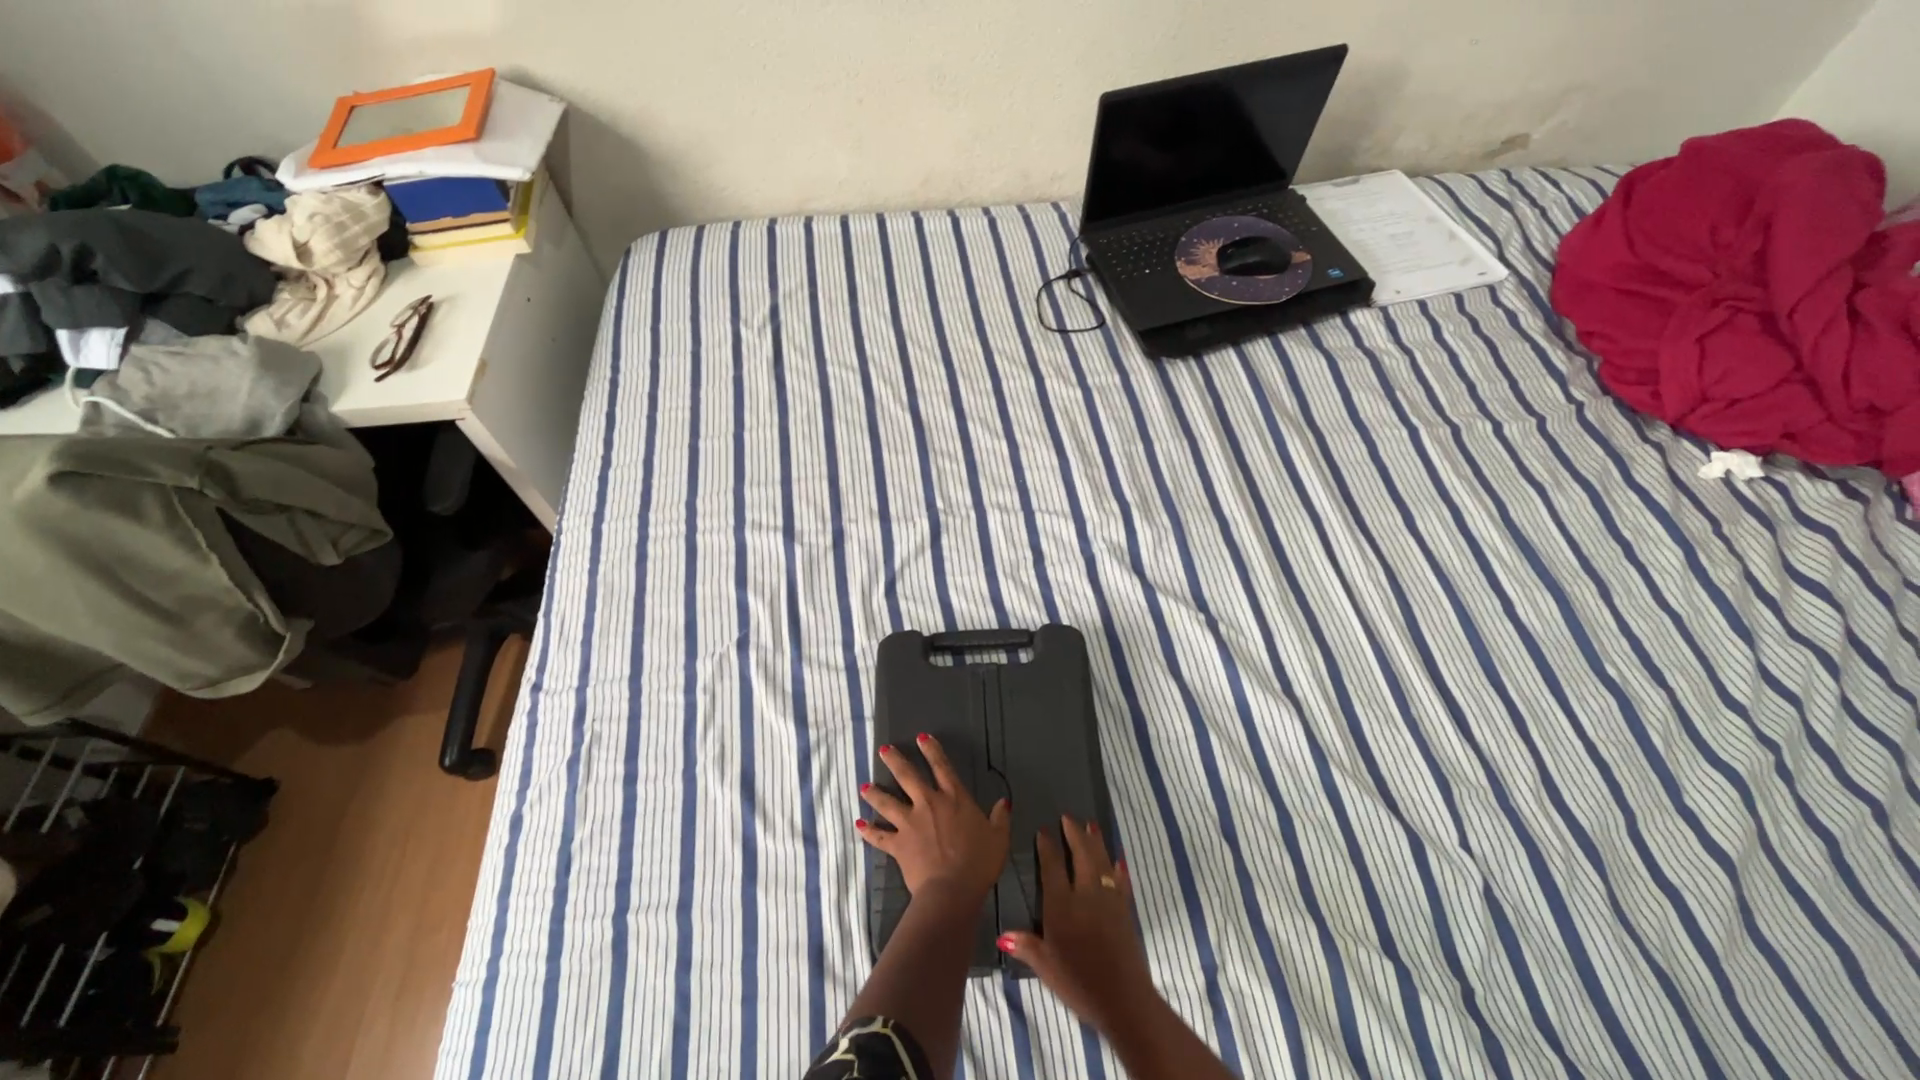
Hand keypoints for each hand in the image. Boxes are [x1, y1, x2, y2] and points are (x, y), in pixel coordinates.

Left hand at [857, 734, 1010, 900]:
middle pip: (907, 777)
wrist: (952, 889)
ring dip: (875, 793)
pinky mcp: (898, 844)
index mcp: (954, 799)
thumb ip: (1000, 818)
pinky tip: (858, 825)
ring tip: (864, 786)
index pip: (942, 767)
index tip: (921, 737)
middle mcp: (928, 804)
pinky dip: (868, 831)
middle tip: (884, 750)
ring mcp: (910, 823)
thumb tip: (1003, 802)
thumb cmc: (979, 862)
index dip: (932, 750)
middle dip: (895, 761)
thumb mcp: (999, 838)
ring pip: (887, 802)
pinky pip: (879, 836)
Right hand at [997, 816, 1154, 1033]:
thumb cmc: (1078, 982)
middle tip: (1069, 817)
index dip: (1047, 847)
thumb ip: (1026, 945)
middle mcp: (1086, 896)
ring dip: (1096, 842)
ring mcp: (1109, 901)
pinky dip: (1119, 868)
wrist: (1123, 999)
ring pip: (1103, 862)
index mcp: (1061, 906)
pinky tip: (1118, 859)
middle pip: (1082, 856)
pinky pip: (1121, 881)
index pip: (1053, 867)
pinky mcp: (1126, 912)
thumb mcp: (1045, 966)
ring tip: (1091, 826)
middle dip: (1075, 834)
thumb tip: (1003, 935)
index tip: (1043, 830)